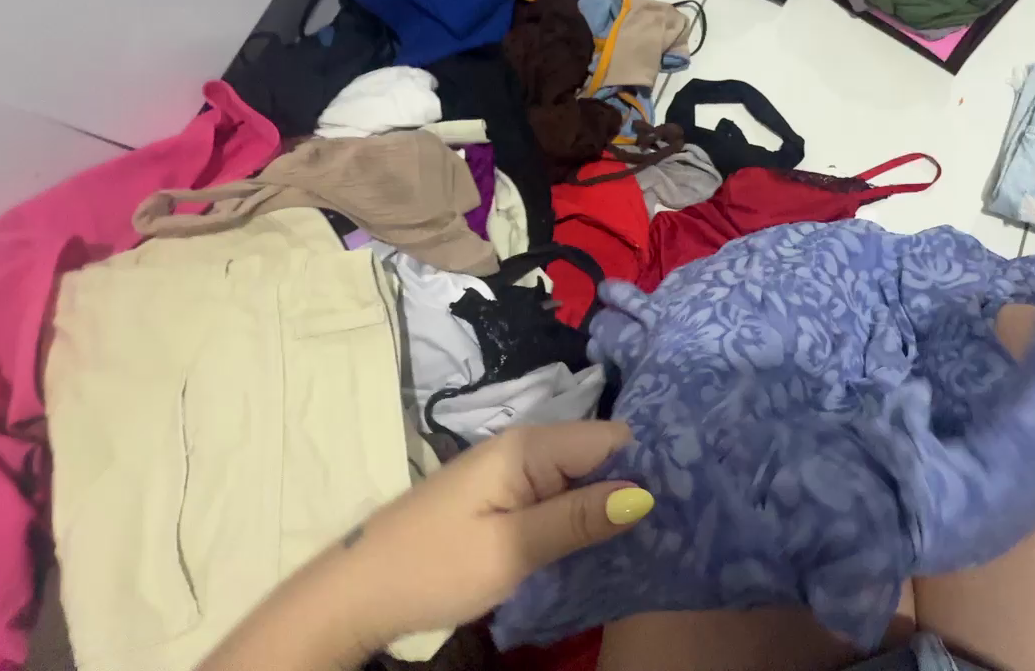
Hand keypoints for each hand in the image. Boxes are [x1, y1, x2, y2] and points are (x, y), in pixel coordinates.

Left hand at [332, 421, 654, 647]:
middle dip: (633, 484)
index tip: (682, 500)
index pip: (612, 437)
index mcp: (531, 445)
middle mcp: (528, 444)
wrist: (353, 595)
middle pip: (601, 453)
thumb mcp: (511, 549)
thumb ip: (578, 518)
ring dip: (609, 502)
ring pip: (583, 474)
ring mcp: (516, 468)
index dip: (647, 465)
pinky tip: (603, 539)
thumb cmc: (432, 568)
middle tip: (672, 525)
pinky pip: (561, 491)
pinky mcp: (507, 493)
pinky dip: (583, 513)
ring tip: (650, 535)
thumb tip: (645, 494)